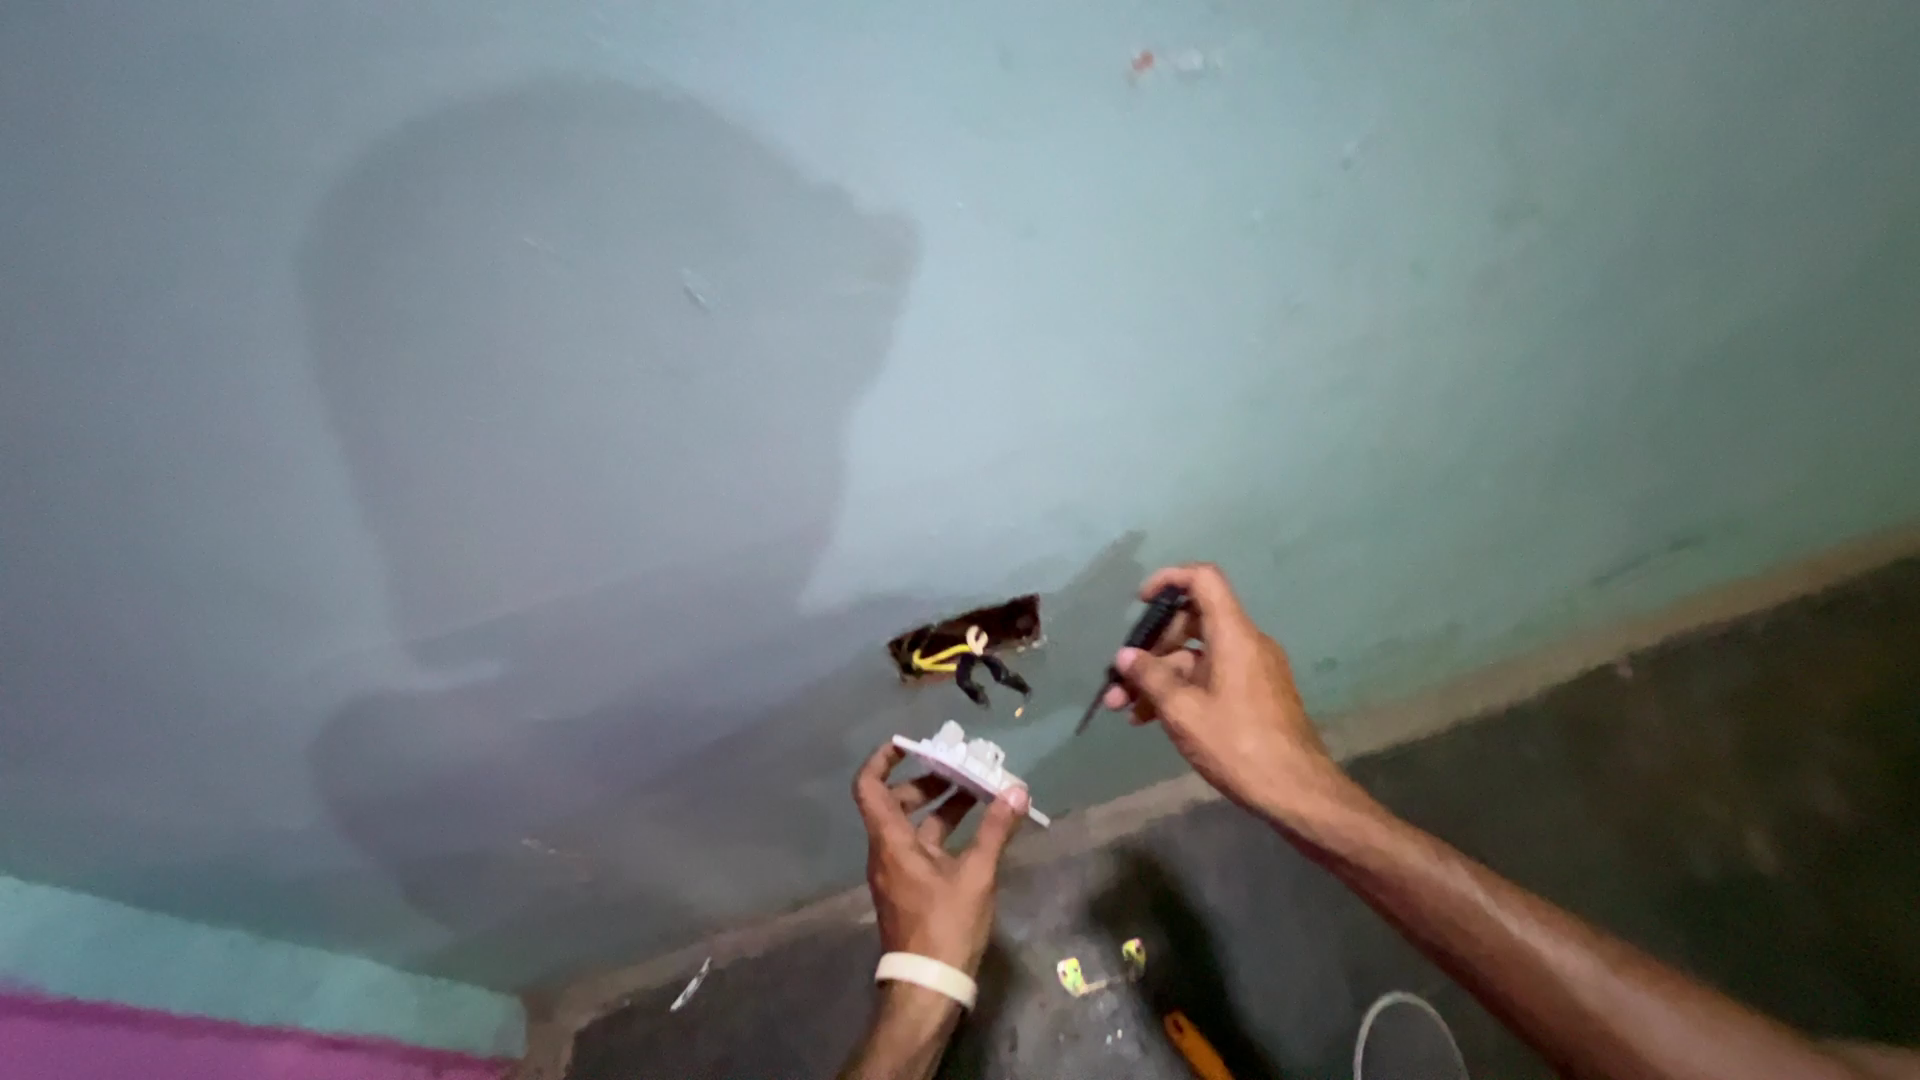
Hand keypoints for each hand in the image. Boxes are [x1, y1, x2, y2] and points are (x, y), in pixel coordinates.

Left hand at [850, 742, 1028, 974]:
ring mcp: (896, 872)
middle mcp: (886, 851)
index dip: (883, 759)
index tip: (910, 743)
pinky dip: (943, 832)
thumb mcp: (976, 875)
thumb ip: (995, 831)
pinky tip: (975, 832)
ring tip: (976, 793)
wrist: (927, 989)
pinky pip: (921, 846)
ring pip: (911, 826)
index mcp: (890, 841)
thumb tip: (1016, 790)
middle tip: (959, 769)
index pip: (869, 786)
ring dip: (939, 806)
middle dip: (926, 781)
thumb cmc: (945, 927)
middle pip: (894, 802)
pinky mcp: (909, 889)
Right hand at [1103, 563, 1356, 819]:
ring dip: (1159, 677)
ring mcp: (1252, 670)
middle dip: (1151, 647)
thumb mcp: (1183, 711)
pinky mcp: (1254, 695)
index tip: (1140, 604)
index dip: (1168, 579)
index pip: (1203, 580)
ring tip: (1125, 710)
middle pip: (1192, 621)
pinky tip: (1151, 720)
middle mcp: (1246, 643)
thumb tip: (1125, 656)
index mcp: (1234, 635)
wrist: (1297, 793)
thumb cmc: (1238, 744)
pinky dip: (1181, 690)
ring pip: (1196, 657)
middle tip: (1120, 678)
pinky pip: (1210, 677)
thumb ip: (1150, 677)